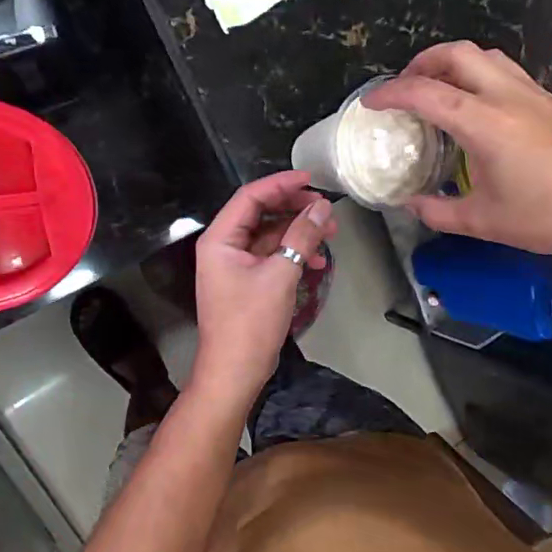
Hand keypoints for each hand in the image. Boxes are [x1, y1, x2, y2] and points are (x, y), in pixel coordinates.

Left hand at [190, 171, 336, 393]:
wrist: (235, 372)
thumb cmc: (250, 323)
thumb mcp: (280, 275)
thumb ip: (301, 237)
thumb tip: (322, 207)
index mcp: (221, 239)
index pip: (250, 197)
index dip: (281, 184)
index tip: (311, 180)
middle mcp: (224, 247)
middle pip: (261, 213)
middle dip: (294, 209)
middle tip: (326, 210)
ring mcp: (235, 266)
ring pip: (270, 235)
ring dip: (298, 232)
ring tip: (330, 234)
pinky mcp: (248, 282)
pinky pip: (272, 256)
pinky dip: (294, 254)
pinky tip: (318, 261)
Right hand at [362, 41, 551, 259]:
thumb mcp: (486, 222)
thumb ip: (440, 212)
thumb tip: (411, 205)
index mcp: (486, 123)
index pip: (428, 94)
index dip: (392, 94)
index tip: (371, 103)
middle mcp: (509, 96)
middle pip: (459, 53)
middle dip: (423, 61)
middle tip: (405, 87)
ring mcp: (535, 94)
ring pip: (486, 57)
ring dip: (454, 64)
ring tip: (437, 92)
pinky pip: (506, 73)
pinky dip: (479, 77)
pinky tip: (477, 110)